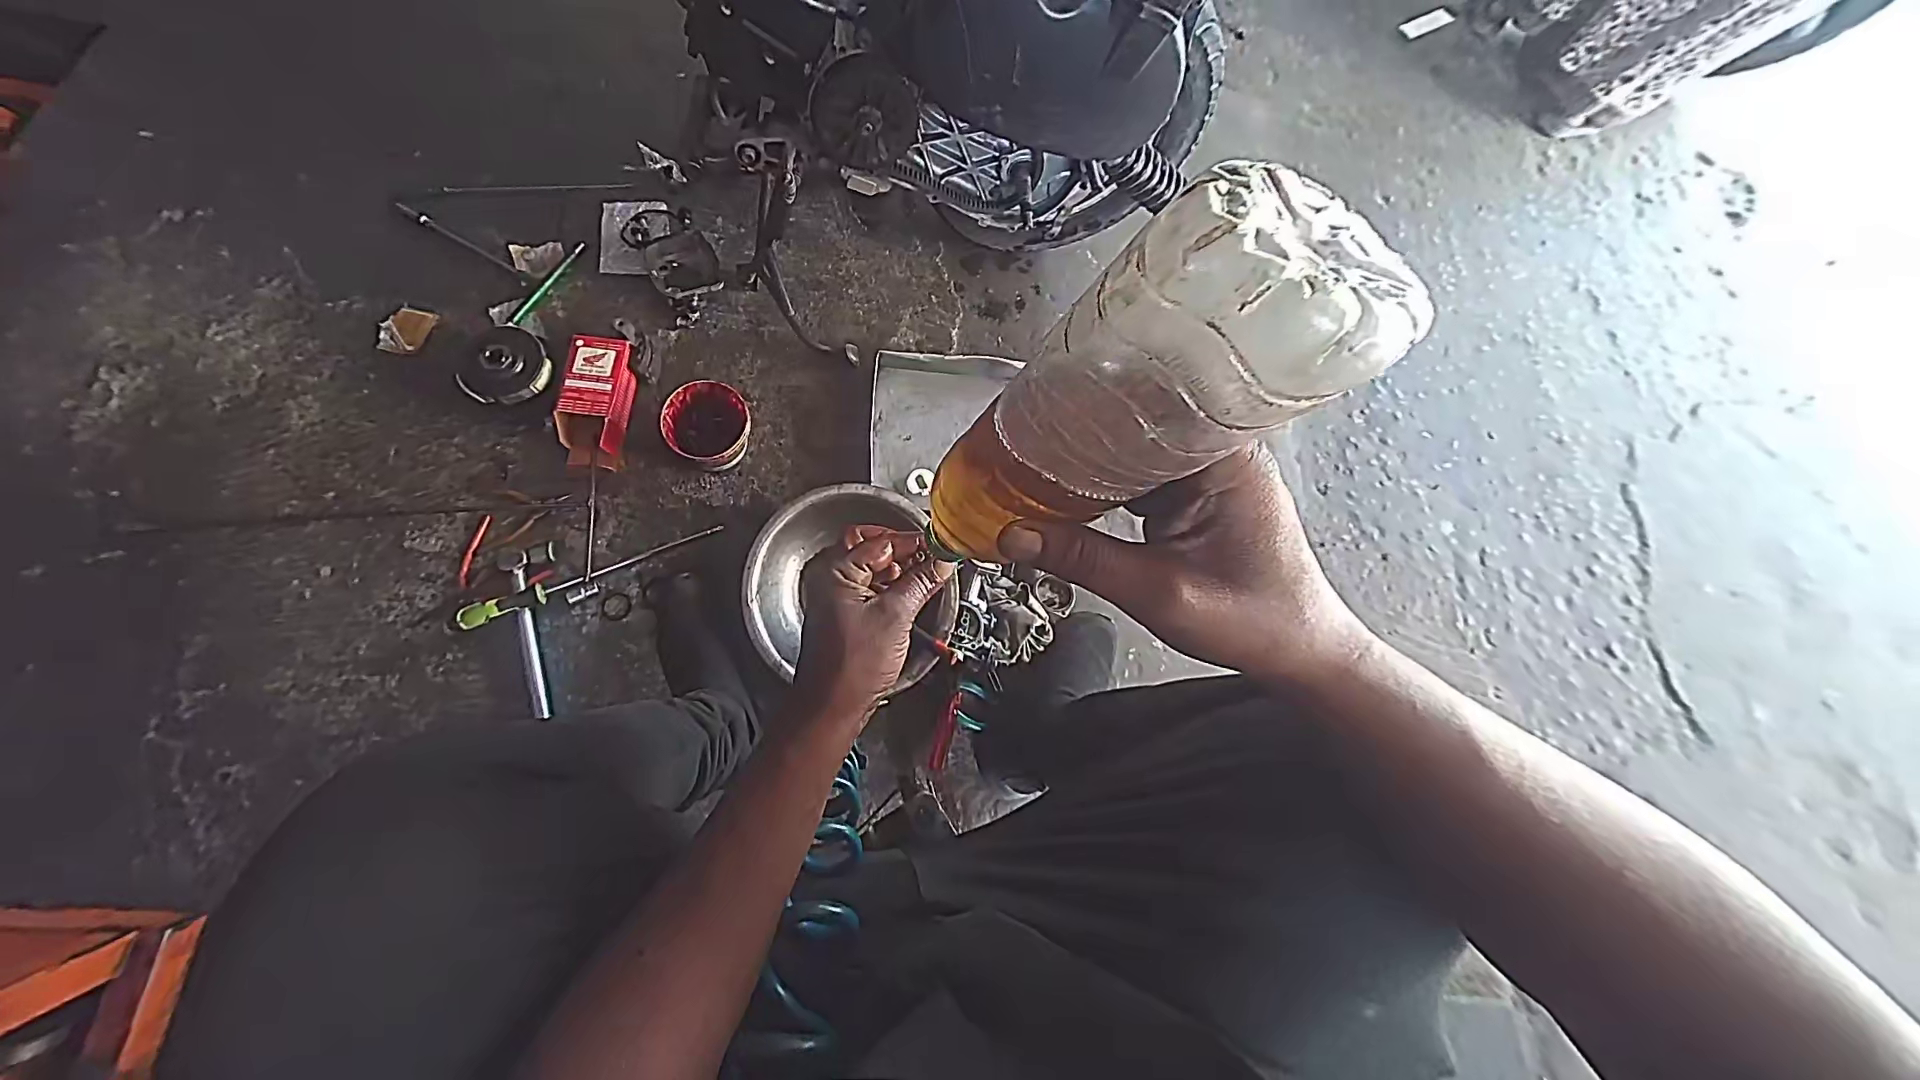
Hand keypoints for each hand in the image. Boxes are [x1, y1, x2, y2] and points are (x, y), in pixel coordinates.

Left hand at [792, 526, 954, 719]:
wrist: (834, 704)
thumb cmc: (850, 667)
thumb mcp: (895, 616)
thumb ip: (920, 582)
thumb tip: (940, 562)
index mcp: (836, 571)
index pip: (879, 541)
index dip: (912, 542)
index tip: (938, 547)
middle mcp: (831, 579)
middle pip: (871, 548)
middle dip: (903, 551)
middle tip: (930, 557)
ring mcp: (837, 597)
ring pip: (872, 568)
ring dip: (899, 569)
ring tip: (925, 577)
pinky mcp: (847, 614)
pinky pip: (871, 588)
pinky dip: (892, 587)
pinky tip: (911, 595)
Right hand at [996, 443, 1369, 680]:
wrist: (1295, 649)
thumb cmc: (1256, 621)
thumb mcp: (1158, 592)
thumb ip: (1084, 560)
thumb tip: (1018, 536)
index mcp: (1226, 459)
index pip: (1146, 408)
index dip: (1090, 404)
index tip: (1042, 408)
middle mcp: (1220, 454)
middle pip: (1135, 423)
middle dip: (1079, 431)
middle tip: (1024, 436)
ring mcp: (1207, 473)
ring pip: (1133, 449)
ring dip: (1089, 458)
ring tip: (1036, 461)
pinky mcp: (1195, 494)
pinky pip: (1138, 476)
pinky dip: (1103, 483)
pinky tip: (1070, 491)